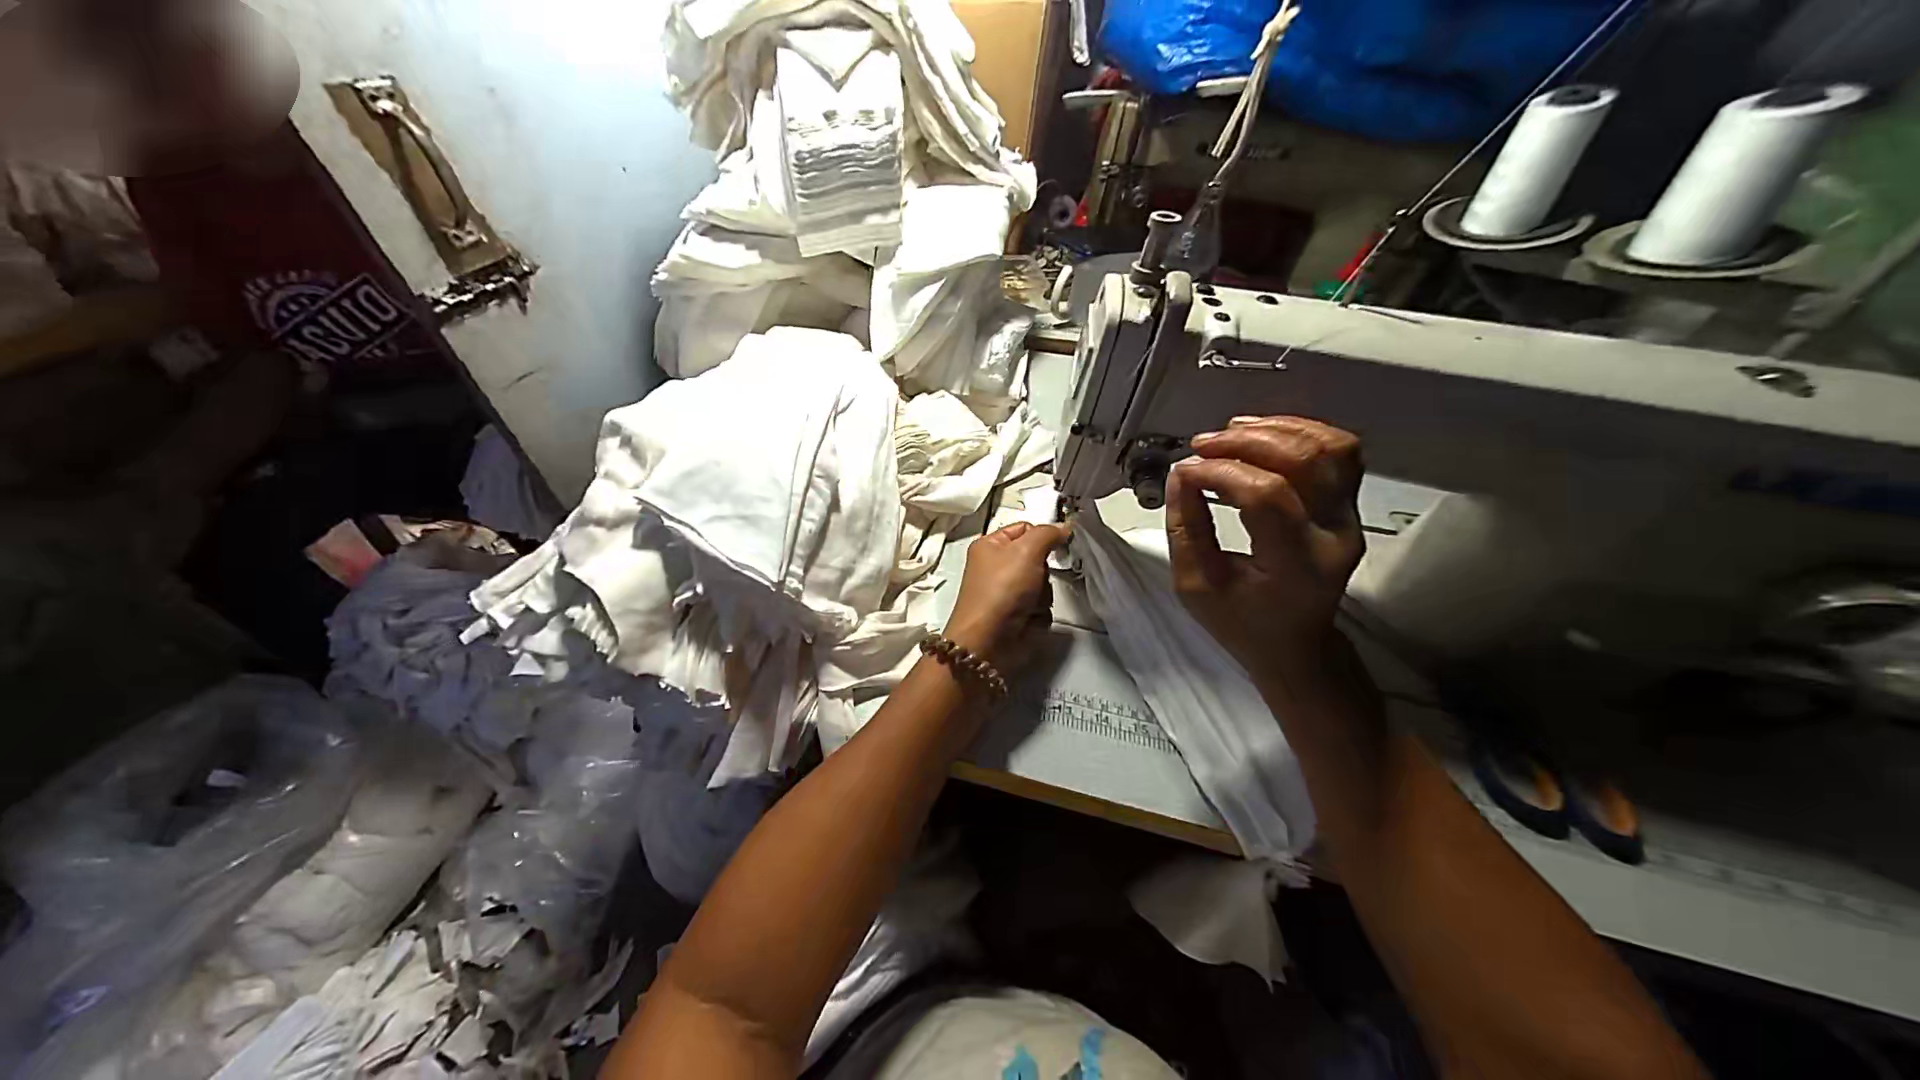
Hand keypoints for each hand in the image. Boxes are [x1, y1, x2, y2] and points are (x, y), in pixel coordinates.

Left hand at [943, 521, 1069, 674]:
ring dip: (1043, 594)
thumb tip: (1064, 528)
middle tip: (1035, 578)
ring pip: (1044, 584)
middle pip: (1039, 558)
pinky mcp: (1018, 615)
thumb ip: (1048, 533)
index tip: (1060, 542)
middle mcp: (998, 567)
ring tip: (1030, 603)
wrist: (989, 641)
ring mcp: (1009, 592)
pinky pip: (1042, 607)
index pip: (1025, 528)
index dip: (1043, 534)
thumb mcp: (1026, 550)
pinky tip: (1029, 618)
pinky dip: (1040, 612)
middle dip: (1044, 571)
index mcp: (991, 545)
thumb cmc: (1001, 590)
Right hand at [1165, 416, 1364, 683]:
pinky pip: (1339, 452)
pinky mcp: (1350, 506)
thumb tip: (1181, 475)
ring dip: (1275, 430)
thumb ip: (1186, 529)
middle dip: (1245, 443)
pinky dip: (1299, 432)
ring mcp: (1349, 518)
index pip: (1265, 495)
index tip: (1184, 473)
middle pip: (1304, 461)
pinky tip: (1261, 435)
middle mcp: (1334, 536)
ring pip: (1331, 448)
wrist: (1294, 643)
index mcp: (1295, 566)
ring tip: (1231, 433)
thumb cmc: (1243, 623)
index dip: (1219, 473)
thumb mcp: (1196, 587)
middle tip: (1202, 447)